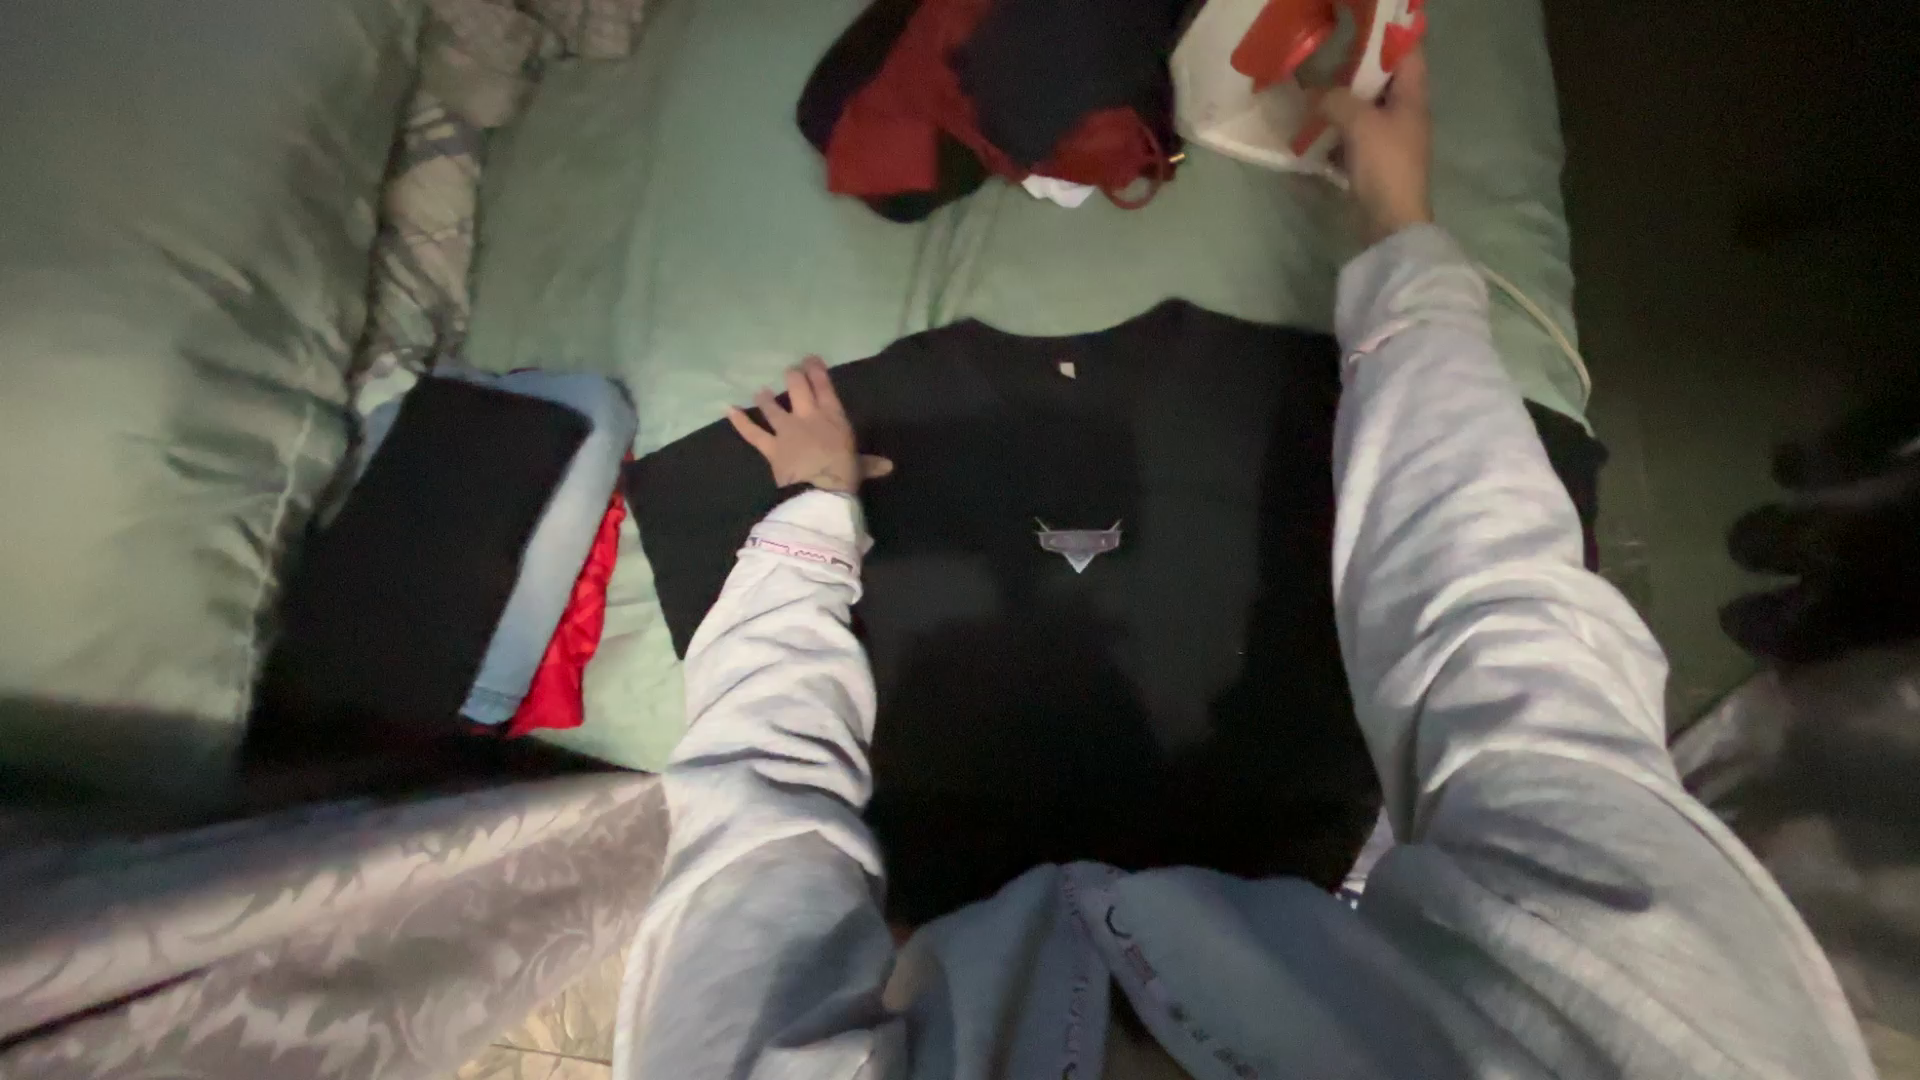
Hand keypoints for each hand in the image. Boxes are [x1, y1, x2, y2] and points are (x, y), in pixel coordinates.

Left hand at [727, 356, 893, 493]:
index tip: (812, 360)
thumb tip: (888, 466)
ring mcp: (787, 430)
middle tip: (791, 370)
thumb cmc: (845, 475)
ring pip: (773, 407)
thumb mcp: (860, 467)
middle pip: (798, 388)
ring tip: (761, 392)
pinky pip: (753, 432)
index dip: (817, 371)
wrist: (821, 490)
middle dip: (794, 376)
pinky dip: (740, 421)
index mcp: (834, 418)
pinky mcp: (771, 447)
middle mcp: (809, 417)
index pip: (825, 388)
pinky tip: (729, 409)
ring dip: (766, 398)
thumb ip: (870, 463)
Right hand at [1319, 48, 1432, 243]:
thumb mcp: (1360, 124)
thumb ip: (1336, 101)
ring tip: (1311, 100)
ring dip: (1339, 107)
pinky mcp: (1372, 165)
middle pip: (1381, 82)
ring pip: (1363, 112)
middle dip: (1353, 73)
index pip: (1408, 51)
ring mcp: (1388, 140)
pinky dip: (1333, 137)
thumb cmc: (1385, 165)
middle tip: (1323, 65)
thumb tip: (1314, 94)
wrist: (1390, 220)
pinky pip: (1351, 141)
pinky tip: (1312, 137)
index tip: (1359, 31)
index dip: (1388, 37)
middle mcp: (1404, 113)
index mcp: (1412, 95)